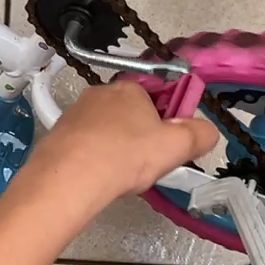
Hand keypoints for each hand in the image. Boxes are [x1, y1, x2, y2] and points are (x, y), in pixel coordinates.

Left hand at [16, 81, 218, 212]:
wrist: (70, 176)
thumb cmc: (127, 155)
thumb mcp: (177, 146)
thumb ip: (199, 135)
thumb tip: (207, 130)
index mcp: (130, 88)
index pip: (157, 97)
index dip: (167, 122)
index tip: (169, 146)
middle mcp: (100, 92)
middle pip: (129, 114)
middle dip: (140, 136)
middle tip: (147, 164)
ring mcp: (75, 112)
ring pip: (106, 129)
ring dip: (116, 147)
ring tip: (121, 174)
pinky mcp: (58, 133)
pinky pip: (84, 143)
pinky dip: (93, 157)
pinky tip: (98, 176)